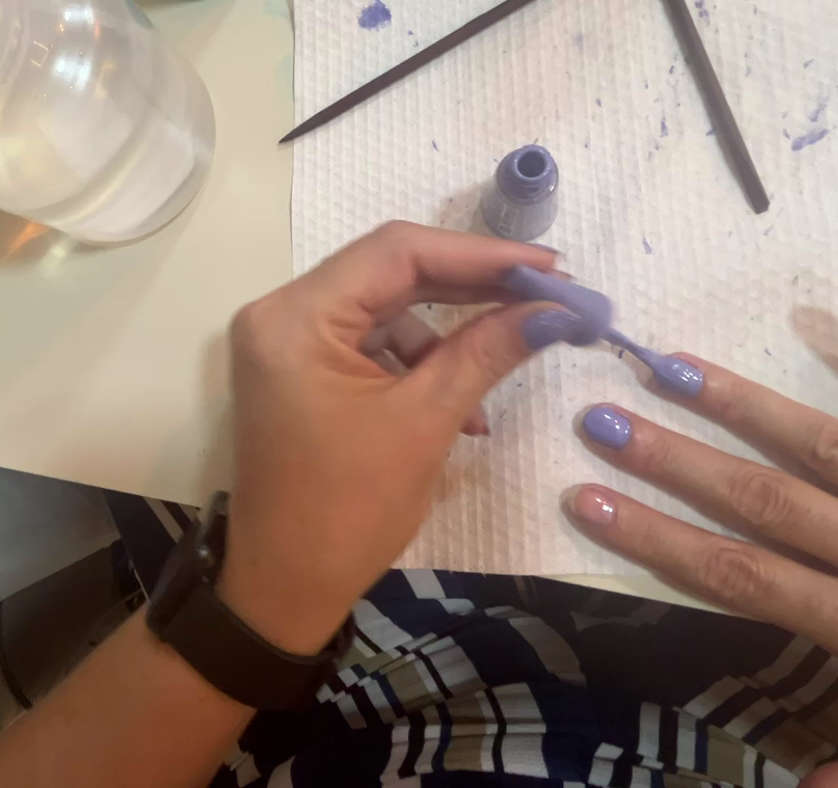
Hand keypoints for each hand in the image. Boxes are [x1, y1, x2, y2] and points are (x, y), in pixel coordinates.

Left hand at [220, 222, 581, 653]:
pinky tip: (461, 397)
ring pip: (384, 302)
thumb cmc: (348, 512)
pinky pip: (369, 336)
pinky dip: (418, 356)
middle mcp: (281, 311)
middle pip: (389, 270)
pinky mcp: (300, 361)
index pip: (396, 252)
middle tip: (547, 290)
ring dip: (448, 324)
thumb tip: (556, 309)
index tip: (550, 266)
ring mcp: (287, 336)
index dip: (480, 253)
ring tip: (512, 346)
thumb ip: (487, 350)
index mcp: (295, 317)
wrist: (285, 585)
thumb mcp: (424, 423)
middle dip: (471, 281)